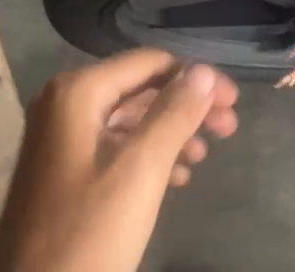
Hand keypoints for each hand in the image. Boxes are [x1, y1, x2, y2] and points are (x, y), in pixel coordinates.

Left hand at [0, 49, 239, 271]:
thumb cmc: (88, 231)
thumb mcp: (139, 172)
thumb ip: (173, 115)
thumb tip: (204, 72)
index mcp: (77, 91)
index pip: (147, 62)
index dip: (195, 76)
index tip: (234, 102)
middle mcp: (64, 101)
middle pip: (138, 88)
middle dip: (185, 105)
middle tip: (230, 128)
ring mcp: (60, 136)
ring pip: (127, 119)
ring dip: (170, 130)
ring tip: (206, 154)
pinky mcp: (62, 168)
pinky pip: (112, 145)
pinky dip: (147, 153)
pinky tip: (176, 175)